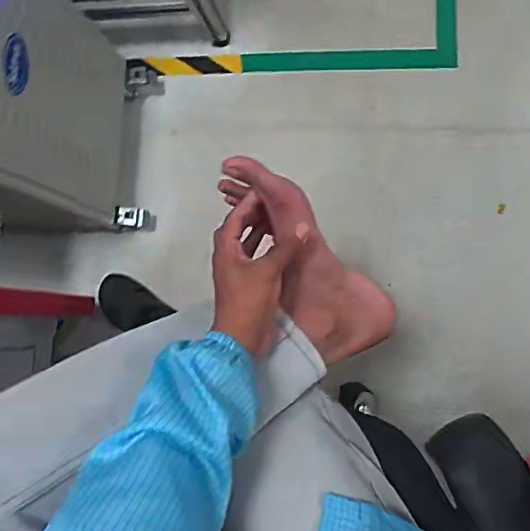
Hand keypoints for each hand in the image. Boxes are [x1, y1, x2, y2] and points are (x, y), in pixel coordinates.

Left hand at [209, 192, 307, 355]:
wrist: (240, 339)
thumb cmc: (248, 303)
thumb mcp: (268, 271)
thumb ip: (286, 248)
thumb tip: (303, 228)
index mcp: (226, 249)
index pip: (236, 217)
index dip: (250, 203)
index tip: (266, 190)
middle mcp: (227, 257)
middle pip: (238, 228)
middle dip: (254, 214)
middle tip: (274, 203)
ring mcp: (235, 271)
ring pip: (247, 243)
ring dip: (260, 231)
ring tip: (279, 220)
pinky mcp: (245, 283)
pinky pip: (255, 257)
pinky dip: (266, 249)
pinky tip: (281, 248)